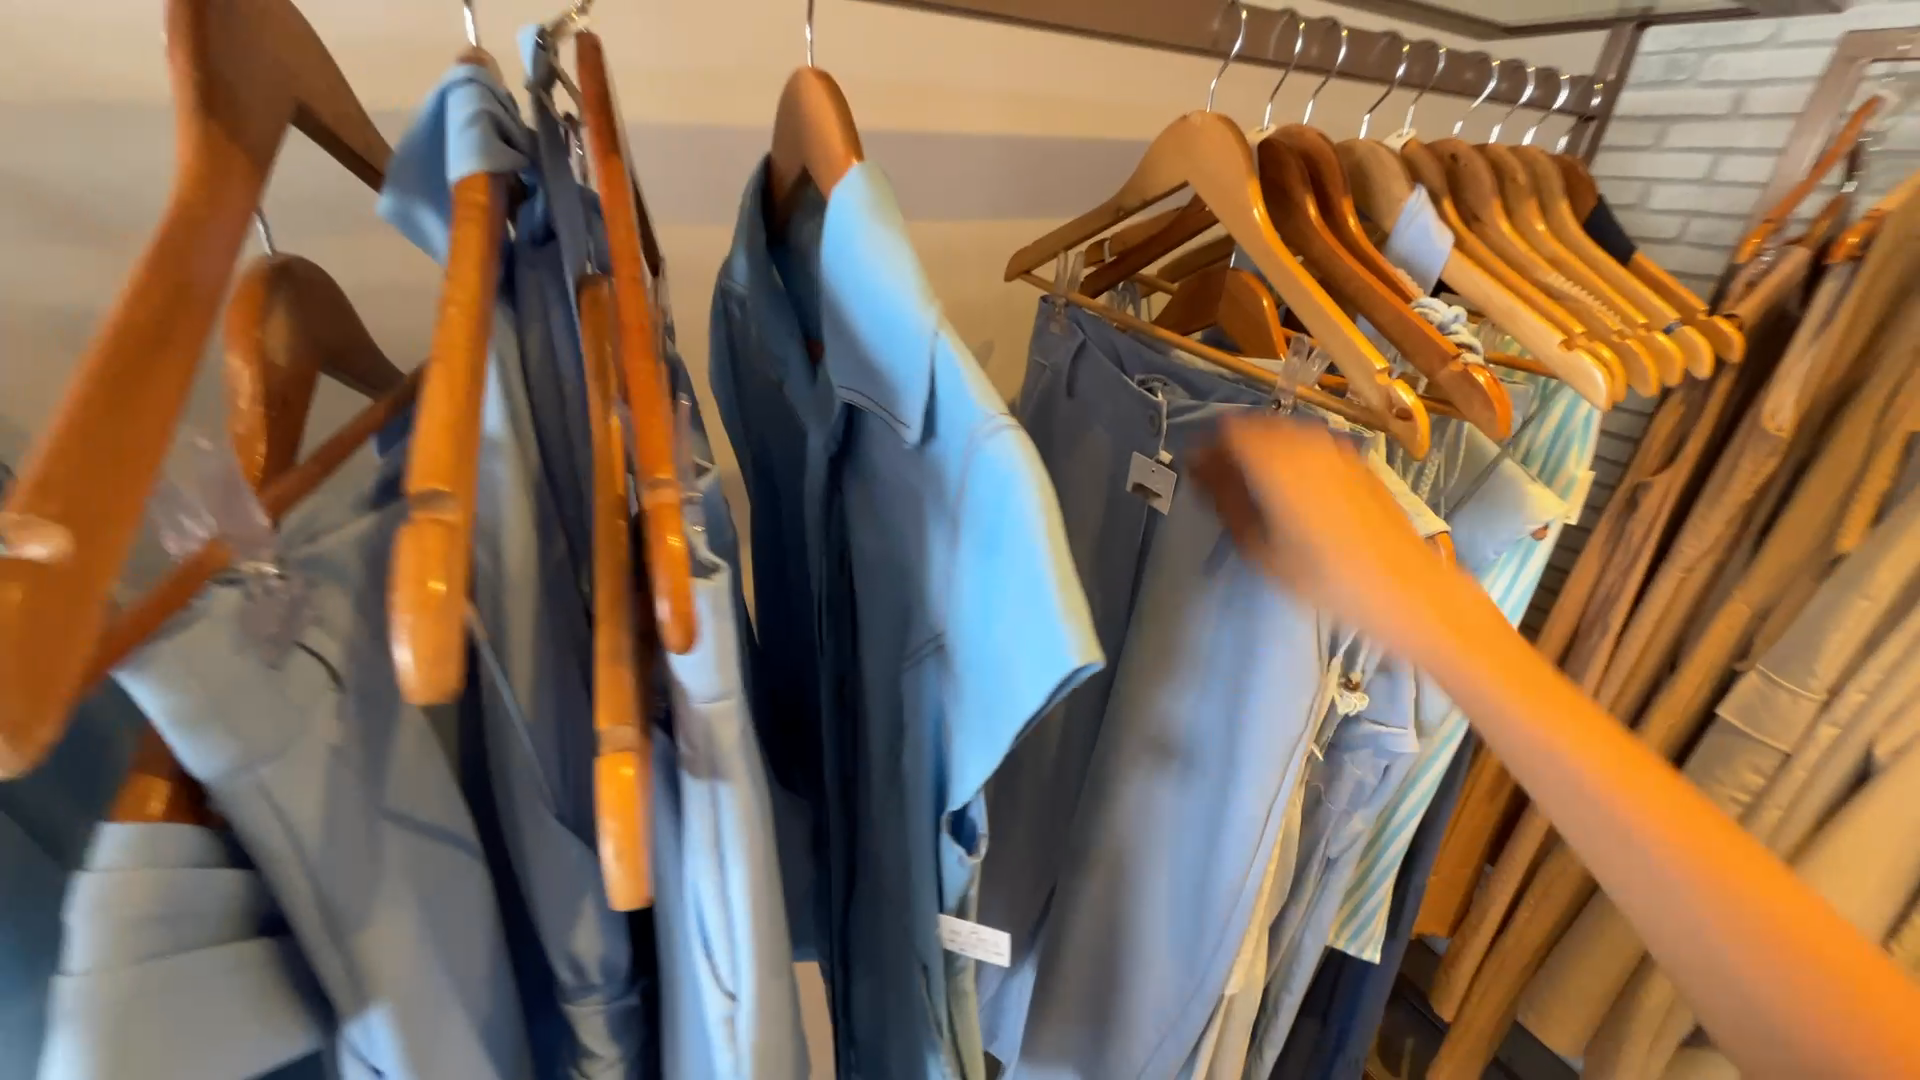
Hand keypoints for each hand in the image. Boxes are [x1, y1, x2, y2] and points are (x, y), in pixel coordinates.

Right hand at [1192, 413, 1491, 665]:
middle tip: (1219, 485)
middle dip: (1232, 449)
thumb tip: (1201, 471)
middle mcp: (1305, 441)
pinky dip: (1289, 457)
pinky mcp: (1356, 459)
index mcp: (1275, 459)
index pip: (1226, 430)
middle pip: (1254, 426)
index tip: (1194, 475)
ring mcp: (1335, 447)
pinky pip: (1308, 444)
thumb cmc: (1324, 577)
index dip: (1205, 448)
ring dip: (1261, 452)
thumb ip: (1225, 501)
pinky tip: (1291, 492)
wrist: (1406, 587)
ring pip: (1282, 433)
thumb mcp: (1259, 547)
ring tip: (1254, 490)